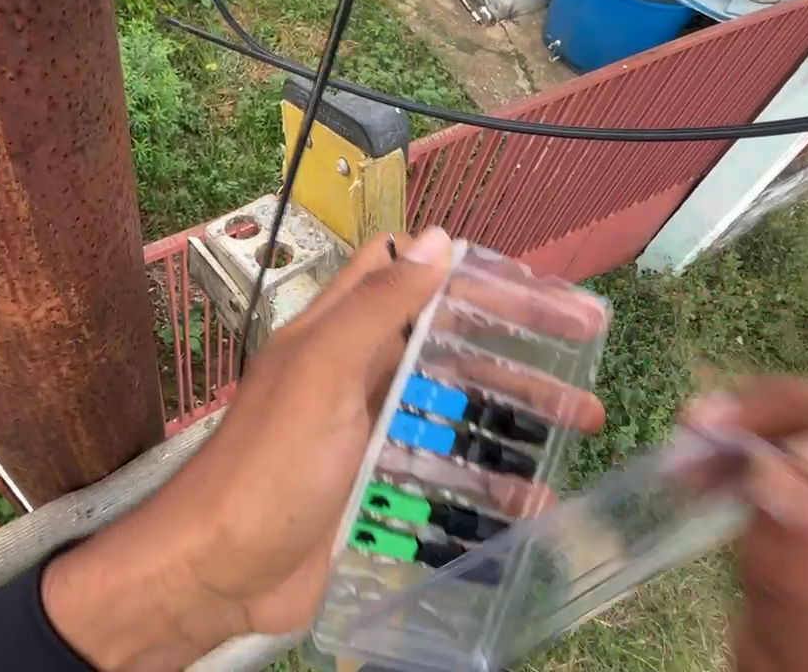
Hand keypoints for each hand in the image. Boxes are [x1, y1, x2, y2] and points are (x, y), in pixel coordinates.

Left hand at [42, 228, 605, 669]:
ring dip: (511, 407)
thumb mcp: (324, 370)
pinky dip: (486, 478)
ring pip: (451, 403)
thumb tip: (435, 238)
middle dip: (511, 338)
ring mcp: (367, 427)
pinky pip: (442, 467)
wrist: (222, 569)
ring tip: (580, 417)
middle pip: (443, 337)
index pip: (407, 273)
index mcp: (338, 329)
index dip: (463, 268)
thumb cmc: (270, 461)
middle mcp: (355, 369)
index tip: (524, 281)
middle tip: (585, 339)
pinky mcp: (377, 482)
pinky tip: (533, 496)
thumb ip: (378, 305)